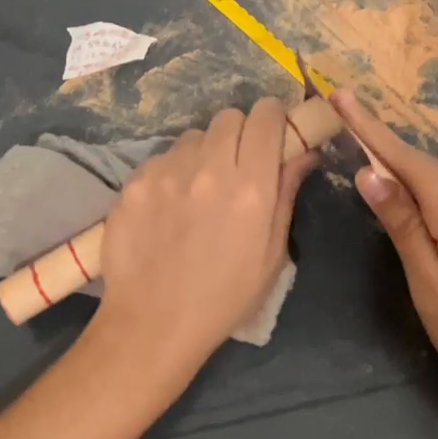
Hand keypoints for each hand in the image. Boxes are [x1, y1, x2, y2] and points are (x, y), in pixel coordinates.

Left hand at [92, 97, 317, 378]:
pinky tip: (168, 205)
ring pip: (192, 136)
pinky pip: (160, 158)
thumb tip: (302, 151)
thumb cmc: (224, 297)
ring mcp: (166, 172)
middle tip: (237, 162)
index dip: (273, 116)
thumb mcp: (271, 254)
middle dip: (238, 132)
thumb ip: (285, 194)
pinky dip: (170, 171)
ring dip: (202, 151)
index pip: (265, 117)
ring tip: (198, 188)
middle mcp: (208, 169)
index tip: (273, 129)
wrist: (154, 322)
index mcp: (250, 187)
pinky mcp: (134, 181)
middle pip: (228, 117)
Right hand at [331, 90, 437, 422]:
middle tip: (340, 116)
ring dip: (401, 164)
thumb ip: (403, 228)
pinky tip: (405, 190)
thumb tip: (370, 174)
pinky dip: (424, 184)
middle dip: (380, 142)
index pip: (408, 162)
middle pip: (424, 165)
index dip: (371, 129)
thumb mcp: (432, 292)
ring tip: (361, 149)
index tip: (341, 94)